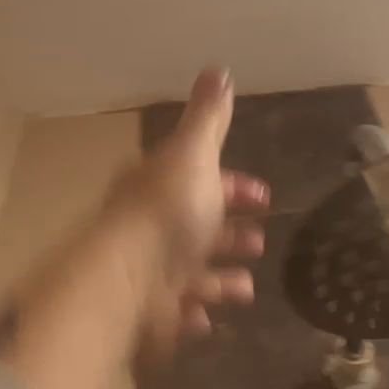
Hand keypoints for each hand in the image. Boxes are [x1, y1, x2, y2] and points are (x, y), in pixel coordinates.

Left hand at [0, 68, 266, 388]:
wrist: (126, 280)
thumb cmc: (167, 212)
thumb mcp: (194, 154)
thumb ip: (209, 118)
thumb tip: (220, 70)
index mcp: (161, 185)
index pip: (201, 180)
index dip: (233, 187)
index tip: (262, 196)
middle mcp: (151, 227)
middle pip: (196, 228)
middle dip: (229, 234)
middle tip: (258, 243)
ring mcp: (149, 272)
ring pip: (190, 273)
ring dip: (219, 279)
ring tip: (246, 288)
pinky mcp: (149, 313)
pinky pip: (177, 313)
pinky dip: (195, 313)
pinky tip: (210, 318)